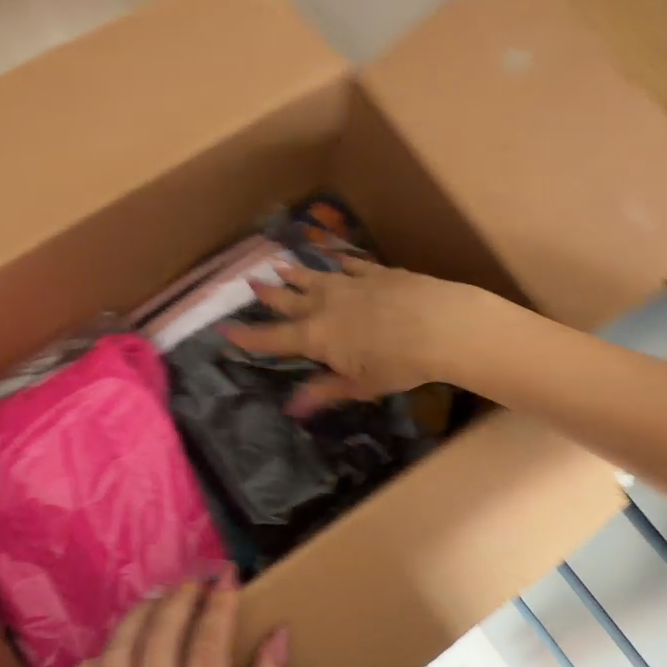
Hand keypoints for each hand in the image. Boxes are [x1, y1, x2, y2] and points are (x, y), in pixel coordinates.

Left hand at [63, 567, 288, 666]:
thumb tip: (277, 632)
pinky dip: (91, 664)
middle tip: (194, 580)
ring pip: (117, 661)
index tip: (227, 577)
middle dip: (178, 601)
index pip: (207, 655)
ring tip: (158, 598)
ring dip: (138, 619)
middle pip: (160, 647)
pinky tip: (114, 648)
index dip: (218, 608)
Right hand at [225, 258, 495, 413]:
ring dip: (296, 274)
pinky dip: (339, 263)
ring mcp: (351, 284)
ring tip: (279, 266)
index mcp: (316, 336)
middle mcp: (326, 305)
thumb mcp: (360, 385)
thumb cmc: (399, 364)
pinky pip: (350, 265)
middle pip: (290, 300)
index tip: (224, 329)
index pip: (273, 339)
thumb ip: (324, 391)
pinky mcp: (377, 273)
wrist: (443, 325)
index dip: (247, 337)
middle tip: (250, 284)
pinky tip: (335, 259)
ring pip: (315, 277)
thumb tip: (291, 407)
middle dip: (269, 295)